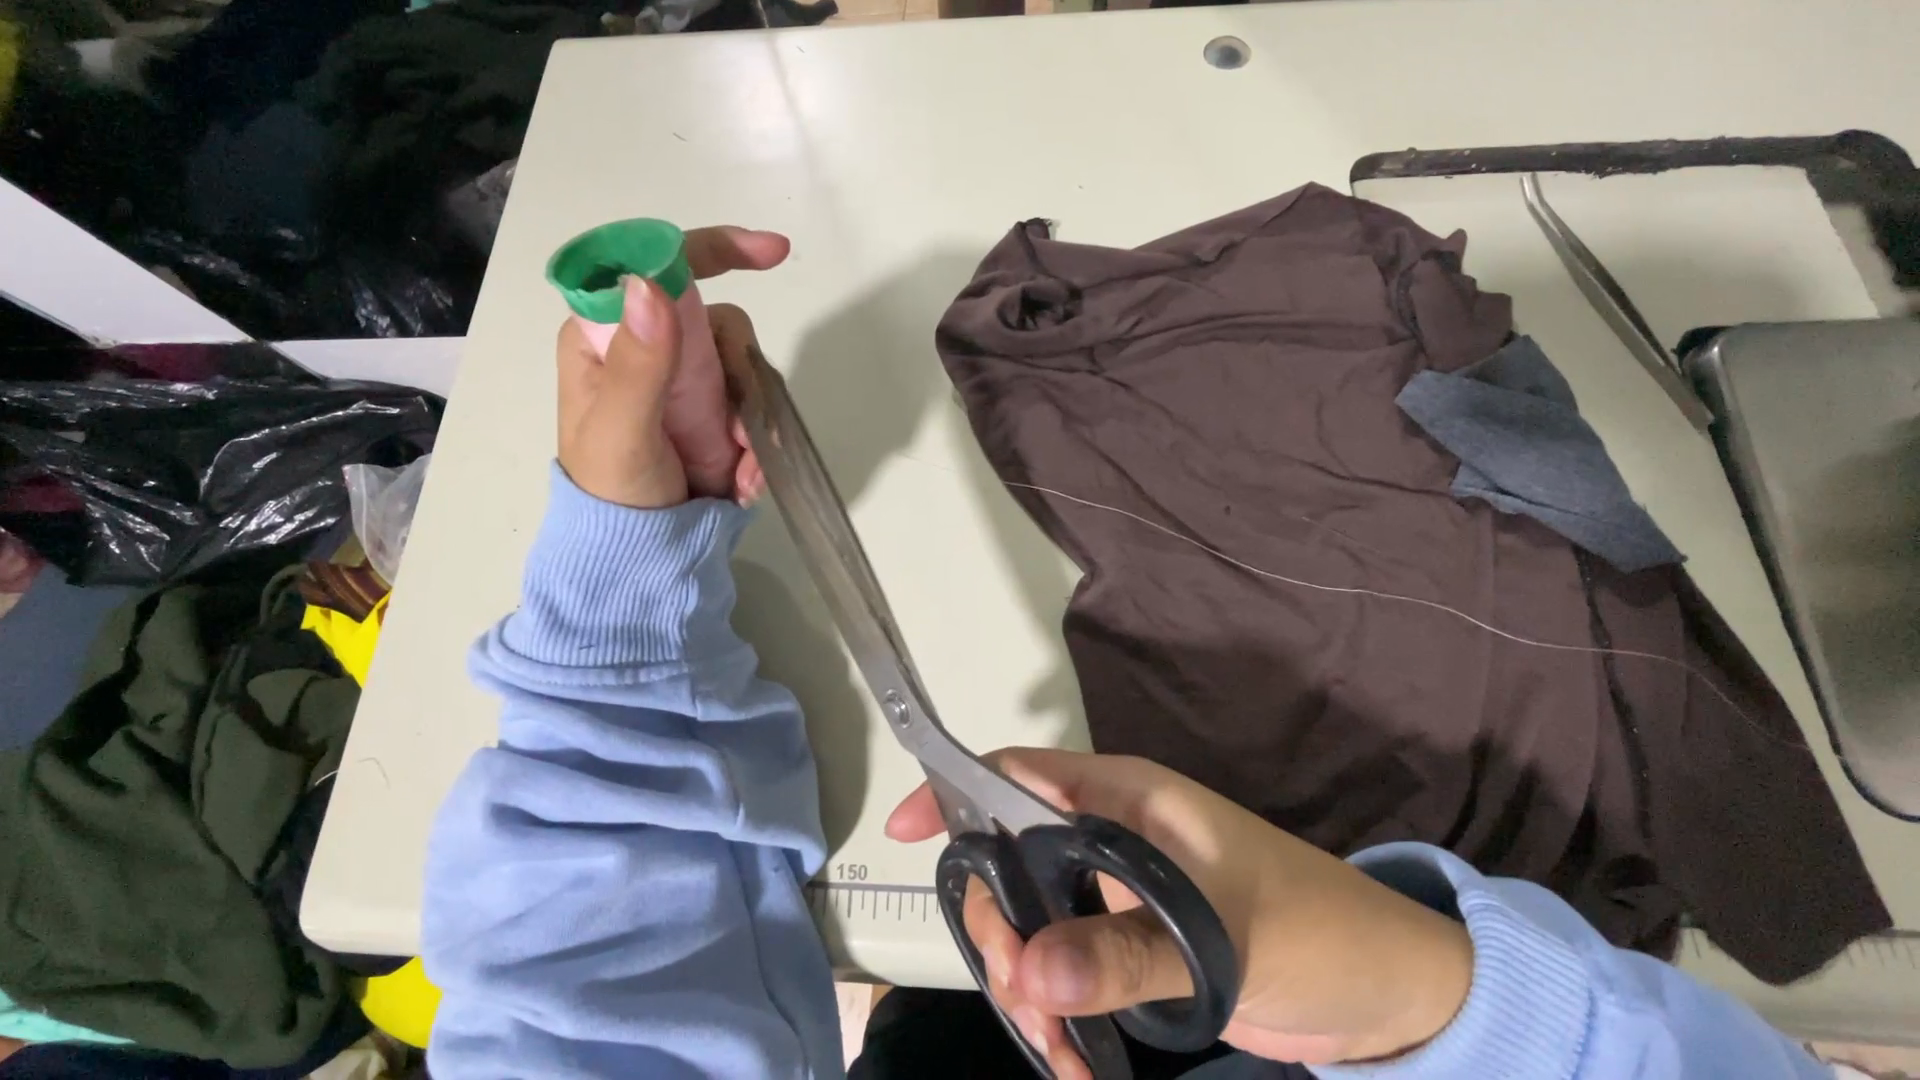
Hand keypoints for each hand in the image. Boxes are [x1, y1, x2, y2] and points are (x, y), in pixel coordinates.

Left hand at [556, 226, 788, 507]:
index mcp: (609, 338)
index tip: (773, 254)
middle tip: (741, 430)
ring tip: (741, 469)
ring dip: (754, 419)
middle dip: (742, 375)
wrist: (639, 554)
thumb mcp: (621, 432)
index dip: (715, 249)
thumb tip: (652, 283)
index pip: (658, 269)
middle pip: (722, 323)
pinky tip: (745, 479)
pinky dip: (759, 443)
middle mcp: (651, 349)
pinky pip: (757, 406)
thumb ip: (639, 365)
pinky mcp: (715, 415)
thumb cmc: (614, 492)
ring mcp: (687, 383)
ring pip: (746, 367)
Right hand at [886, 749, 1472, 1079]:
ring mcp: (1116, 892)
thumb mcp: (1221, 938)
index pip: (1020, 773)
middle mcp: (1110, 835)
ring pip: (1031, 919)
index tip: (905, 834)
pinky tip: (1070, 1059)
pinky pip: (1063, 964)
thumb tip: (1027, 971)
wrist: (1386, 991)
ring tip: (1052, 1045)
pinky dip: (1055, 1008)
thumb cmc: (1312, 931)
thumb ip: (1124, 952)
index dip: (957, 791)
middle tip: (1019, 993)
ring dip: (1026, 979)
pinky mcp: (1127, 942)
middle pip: (1009, 858)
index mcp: (1127, 799)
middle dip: (997, 924)